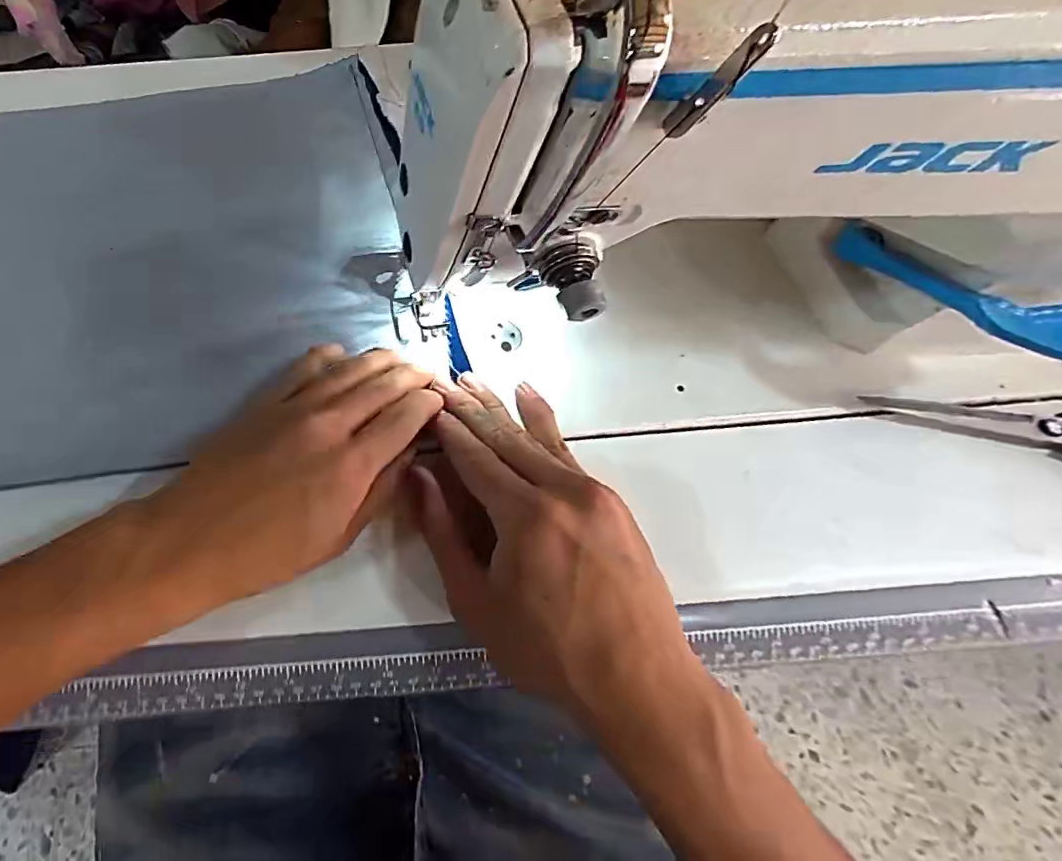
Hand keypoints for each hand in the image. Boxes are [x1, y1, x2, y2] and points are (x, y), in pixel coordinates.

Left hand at [144, 345, 442, 609]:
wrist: (196, 536)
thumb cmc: (270, 552)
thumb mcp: (337, 537)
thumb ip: (379, 492)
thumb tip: (407, 453)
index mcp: (352, 465)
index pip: (404, 417)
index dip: (427, 403)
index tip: (439, 398)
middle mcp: (328, 424)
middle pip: (382, 384)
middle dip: (411, 374)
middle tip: (427, 372)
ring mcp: (293, 407)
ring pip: (347, 369)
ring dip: (378, 360)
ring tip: (397, 359)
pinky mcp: (264, 401)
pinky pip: (304, 368)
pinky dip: (328, 356)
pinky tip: (341, 353)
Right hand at [413, 374, 711, 726]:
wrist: (642, 683)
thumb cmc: (548, 652)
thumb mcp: (477, 603)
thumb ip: (443, 535)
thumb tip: (419, 478)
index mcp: (525, 515)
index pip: (474, 457)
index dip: (446, 430)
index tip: (424, 403)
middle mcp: (561, 491)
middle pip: (504, 437)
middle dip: (468, 408)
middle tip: (441, 380)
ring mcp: (591, 492)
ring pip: (536, 437)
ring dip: (501, 406)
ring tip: (474, 379)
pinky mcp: (610, 501)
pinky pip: (566, 451)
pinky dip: (543, 422)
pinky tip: (529, 398)